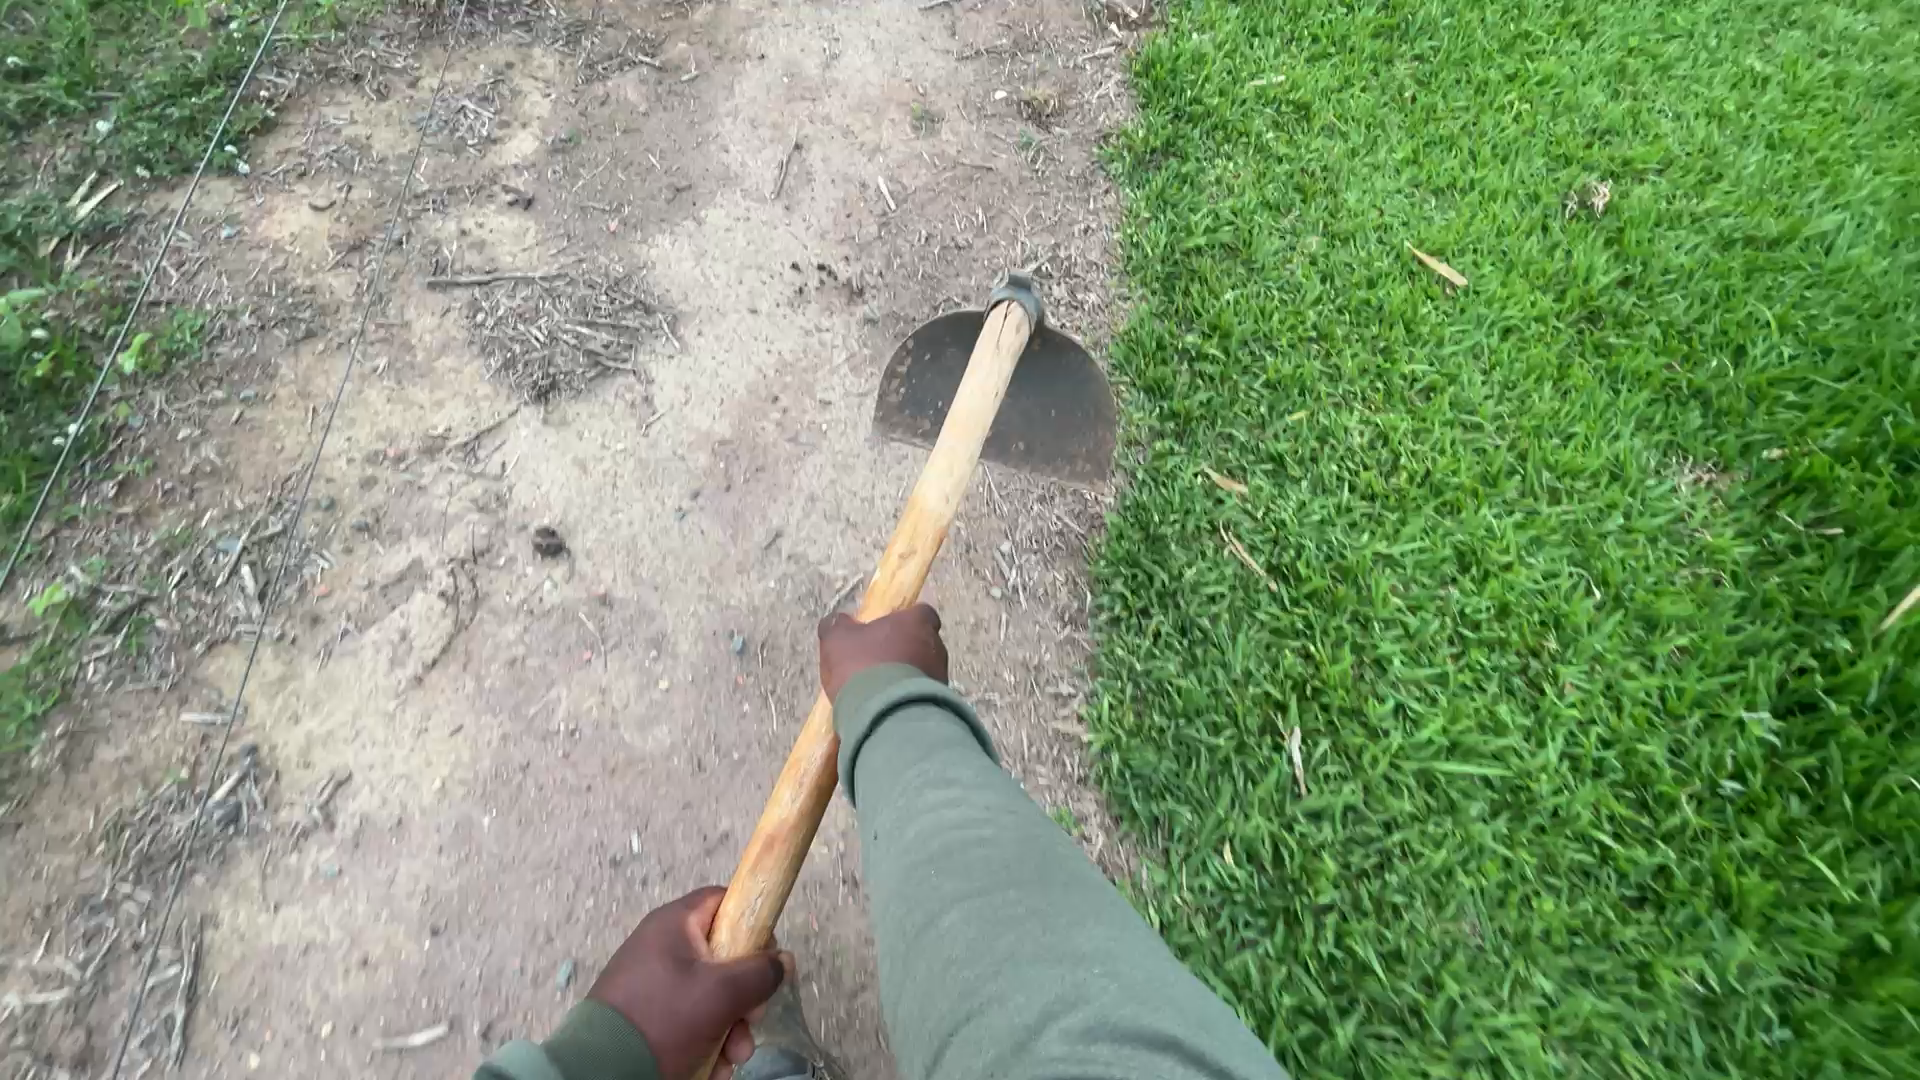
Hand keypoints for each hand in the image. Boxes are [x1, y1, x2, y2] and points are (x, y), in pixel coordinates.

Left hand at [588, 887, 792, 1079]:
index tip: (766, 959)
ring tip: (729, 1062)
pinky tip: (709, 1070)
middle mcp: (662, 947)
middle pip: (722, 956)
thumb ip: (760, 973)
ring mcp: (650, 984)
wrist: (593, 1077)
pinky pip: (686, 1020)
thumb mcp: (721, 994)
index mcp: (675, 924)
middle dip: (744, 997)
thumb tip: (783, 962)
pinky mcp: (643, 1018)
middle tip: (751, 1023)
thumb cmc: (662, 1020)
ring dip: (728, 1028)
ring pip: (708, 995)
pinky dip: (703, 1042)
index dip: (753, 923)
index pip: (725, 901)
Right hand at [817, 603, 948, 699]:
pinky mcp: (939, 703)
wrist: (886, 715)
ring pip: (923, 670)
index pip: (921, 612)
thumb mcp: (837, 640)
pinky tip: (887, 707)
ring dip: (905, 675)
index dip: (904, 619)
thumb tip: (836, 620)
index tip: (886, 629)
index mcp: (917, 622)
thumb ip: (838, 626)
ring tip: (879, 689)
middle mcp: (936, 646)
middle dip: (903, 650)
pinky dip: (907, 697)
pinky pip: (922, 695)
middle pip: (922, 641)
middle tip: (877, 662)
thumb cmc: (862, 666)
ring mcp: (941, 675)